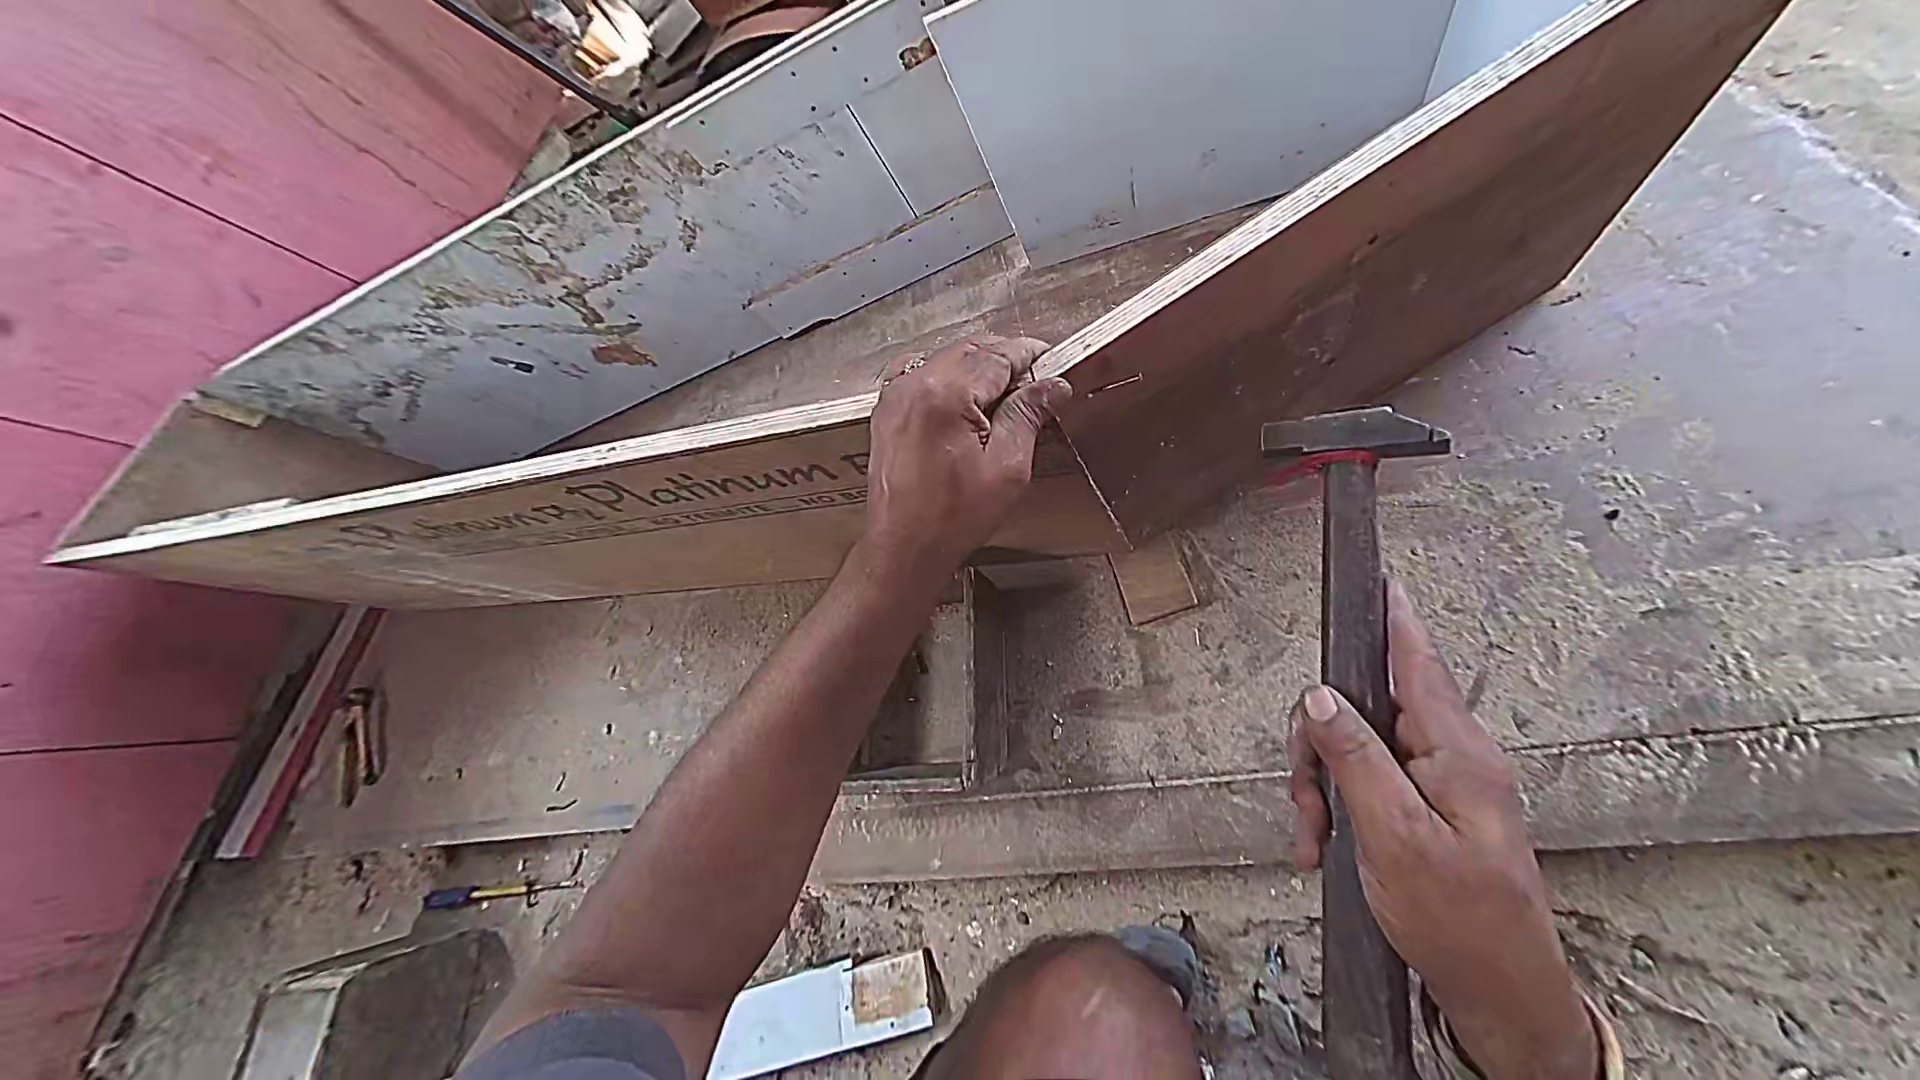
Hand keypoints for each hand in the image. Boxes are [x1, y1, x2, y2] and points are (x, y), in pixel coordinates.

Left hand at [852, 335, 1070, 587]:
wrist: (905, 548)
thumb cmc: (951, 518)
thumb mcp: (1007, 468)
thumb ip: (1027, 416)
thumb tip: (1052, 386)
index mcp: (945, 394)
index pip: (998, 354)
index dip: (1030, 357)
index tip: (1051, 367)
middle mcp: (913, 386)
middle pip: (971, 350)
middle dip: (1004, 362)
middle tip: (1033, 387)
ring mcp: (895, 397)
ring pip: (946, 359)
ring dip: (977, 369)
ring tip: (1003, 399)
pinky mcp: (887, 413)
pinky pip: (922, 376)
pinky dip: (948, 380)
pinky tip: (964, 404)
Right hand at [1289, 581, 1597, 1079]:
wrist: (1496, 993)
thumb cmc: (1458, 920)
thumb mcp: (1393, 837)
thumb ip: (1356, 758)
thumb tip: (1320, 696)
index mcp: (1456, 755)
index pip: (1418, 666)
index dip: (1396, 622)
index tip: (1383, 581)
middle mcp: (1448, 757)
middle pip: (1363, 708)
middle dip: (1319, 745)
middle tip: (1305, 796)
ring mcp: (1437, 782)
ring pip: (1353, 745)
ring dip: (1321, 783)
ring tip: (1314, 830)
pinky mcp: (1422, 804)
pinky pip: (1363, 778)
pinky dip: (1334, 803)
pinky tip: (1324, 840)